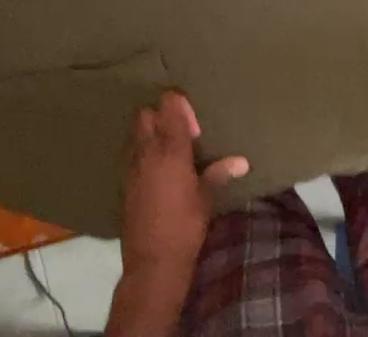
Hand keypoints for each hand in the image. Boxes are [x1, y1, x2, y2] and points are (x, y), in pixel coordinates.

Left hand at [119, 91, 248, 275]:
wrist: (152, 262)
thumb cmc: (185, 226)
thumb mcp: (206, 198)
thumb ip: (220, 173)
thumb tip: (243, 161)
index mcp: (171, 149)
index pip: (170, 105)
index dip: (181, 105)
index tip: (195, 126)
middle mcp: (147, 151)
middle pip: (146, 113)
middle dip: (161, 114)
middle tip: (181, 134)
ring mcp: (131, 166)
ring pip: (135, 132)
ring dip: (150, 132)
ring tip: (169, 150)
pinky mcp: (124, 182)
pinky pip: (131, 153)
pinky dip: (142, 151)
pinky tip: (156, 170)